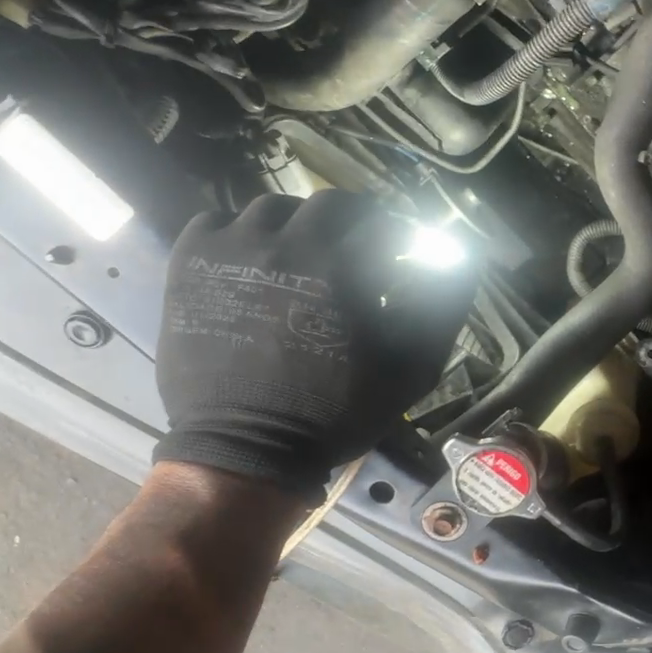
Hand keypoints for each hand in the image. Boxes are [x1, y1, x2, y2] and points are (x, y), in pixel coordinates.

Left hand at [154, 190, 473, 497]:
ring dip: (299, 225)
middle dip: (354, 221)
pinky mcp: (189, 267)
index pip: (382, 221)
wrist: (250, 447)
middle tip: (361, 249)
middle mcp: (284, 243)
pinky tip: (255, 264)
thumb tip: (462, 257)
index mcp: (342, 266)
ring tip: (306, 257)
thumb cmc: (341, 409)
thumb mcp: (414, 365)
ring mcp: (230, 252)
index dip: (400, 233)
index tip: (404, 254)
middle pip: (328, 204)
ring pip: (271, 209)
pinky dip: (241, 234)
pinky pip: (215, 222)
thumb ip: (443, 304)